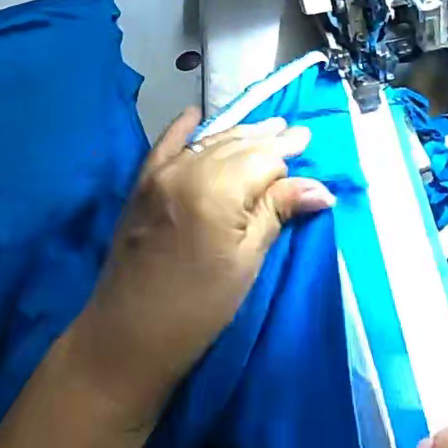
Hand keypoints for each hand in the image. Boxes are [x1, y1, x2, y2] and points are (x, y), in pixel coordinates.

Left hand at [69, 108, 333, 409]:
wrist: (128, 333)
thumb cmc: (198, 309)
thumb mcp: (246, 263)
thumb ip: (275, 213)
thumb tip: (320, 188)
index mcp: (215, 190)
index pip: (262, 161)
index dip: (286, 158)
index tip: (308, 142)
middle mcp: (185, 170)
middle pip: (235, 145)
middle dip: (266, 139)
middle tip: (295, 131)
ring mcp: (159, 173)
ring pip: (207, 143)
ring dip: (237, 134)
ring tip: (266, 126)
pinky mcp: (141, 183)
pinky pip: (165, 145)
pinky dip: (183, 129)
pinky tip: (196, 114)